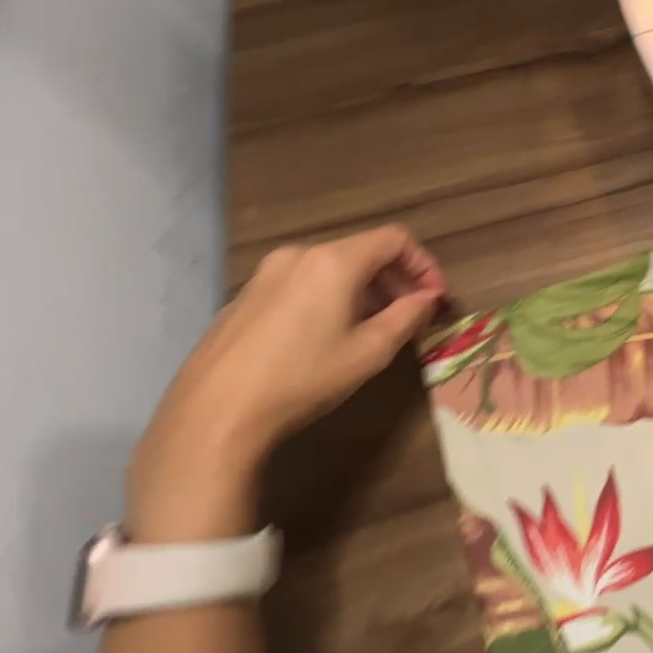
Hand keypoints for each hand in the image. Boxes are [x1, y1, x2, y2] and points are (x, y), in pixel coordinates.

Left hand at [128, 226, 446, 540]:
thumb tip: (428, 298)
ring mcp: (266, 275)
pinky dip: (332, 298)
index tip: (436, 299)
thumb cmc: (304, 378)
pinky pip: (304, 284)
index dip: (425, 265)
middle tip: (415, 316)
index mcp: (334, 262)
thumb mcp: (371, 351)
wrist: (215, 413)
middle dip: (398, 280)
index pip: (395, 240)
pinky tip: (331, 337)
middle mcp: (299, 256)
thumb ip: (408, 316)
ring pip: (332, 268)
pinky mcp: (246, 298)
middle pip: (363, 251)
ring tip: (378, 329)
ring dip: (366, 290)